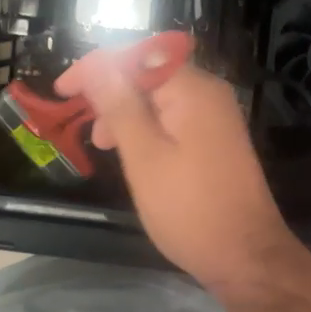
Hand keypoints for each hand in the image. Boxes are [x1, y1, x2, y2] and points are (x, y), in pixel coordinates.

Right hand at [56, 52, 303, 292]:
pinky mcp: (216, 138)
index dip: (96, 67)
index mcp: (193, 89)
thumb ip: (120, 106)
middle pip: (149, 71)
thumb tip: (99, 64)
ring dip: (126, 111)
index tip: (63, 91)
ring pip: (160, 96)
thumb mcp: (145, 157)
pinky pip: (174, 116)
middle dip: (111, 90)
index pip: (137, 55)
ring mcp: (216, 115)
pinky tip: (131, 151)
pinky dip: (147, 126)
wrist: (247, 257)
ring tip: (103, 144)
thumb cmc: (189, 209)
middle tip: (84, 122)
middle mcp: (209, 92)